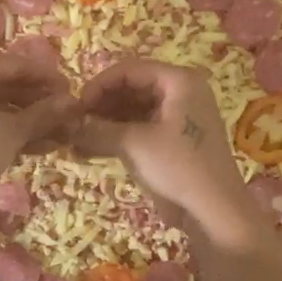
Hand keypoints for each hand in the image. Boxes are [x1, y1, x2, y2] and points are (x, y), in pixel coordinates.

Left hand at [0, 51, 79, 207]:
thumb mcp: (11, 133)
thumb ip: (42, 114)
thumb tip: (73, 102)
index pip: (15, 64)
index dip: (46, 76)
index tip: (71, 90)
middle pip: (6, 84)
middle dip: (39, 101)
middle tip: (66, 114)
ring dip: (28, 119)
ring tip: (59, 134)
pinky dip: (9, 129)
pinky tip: (38, 146)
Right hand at [73, 59, 268, 250]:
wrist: (213, 210)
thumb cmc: (179, 167)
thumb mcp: (134, 144)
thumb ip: (98, 130)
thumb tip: (68, 127)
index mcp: (179, 82)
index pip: (129, 70)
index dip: (99, 85)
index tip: (76, 106)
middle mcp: (179, 93)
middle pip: (130, 88)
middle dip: (100, 105)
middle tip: (74, 123)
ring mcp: (176, 119)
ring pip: (132, 110)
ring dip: (104, 122)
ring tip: (76, 139)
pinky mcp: (170, 142)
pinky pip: (138, 130)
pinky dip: (115, 137)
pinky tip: (89, 150)